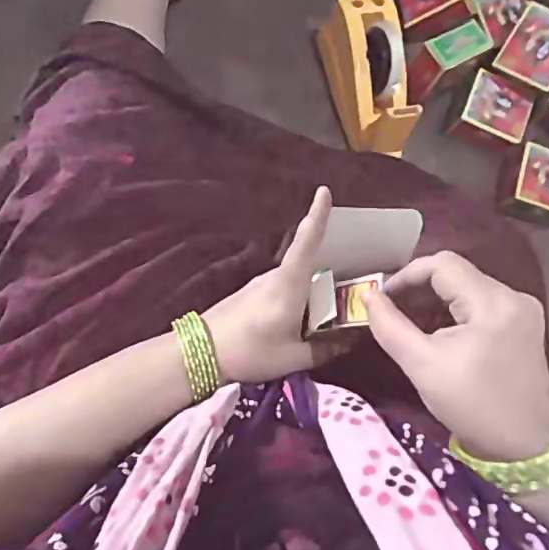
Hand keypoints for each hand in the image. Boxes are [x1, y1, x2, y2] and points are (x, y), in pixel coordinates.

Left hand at [203, 186, 348, 384]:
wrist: (199, 354)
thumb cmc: (250, 352)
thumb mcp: (293, 358)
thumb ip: (324, 349)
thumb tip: (349, 341)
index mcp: (288, 285)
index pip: (306, 243)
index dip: (317, 216)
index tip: (324, 191)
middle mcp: (274, 277)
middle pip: (307, 269)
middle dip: (326, 285)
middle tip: (340, 312)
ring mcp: (258, 285)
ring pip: (294, 285)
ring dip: (307, 301)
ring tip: (311, 332)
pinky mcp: (248, 295)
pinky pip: (280, 293)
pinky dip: (292, 307)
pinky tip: (288, 332)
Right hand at [363, 251, 548, 460]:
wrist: (522, 444)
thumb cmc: (470, 405)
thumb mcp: (422, 366)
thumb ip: (390, 326)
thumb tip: (368, 295)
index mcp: (492, 303)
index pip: (442, 264)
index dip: (406, 276)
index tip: (383, 299)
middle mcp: (514, 296)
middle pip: (456, 273)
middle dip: (419, 289)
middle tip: (393, 314)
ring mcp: (523, 309)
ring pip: (468, 286)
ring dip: (436, 300)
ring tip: (412, 326)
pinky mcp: (524, 323)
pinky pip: (481, 302)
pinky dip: (455, 311)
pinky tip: (439, 334)